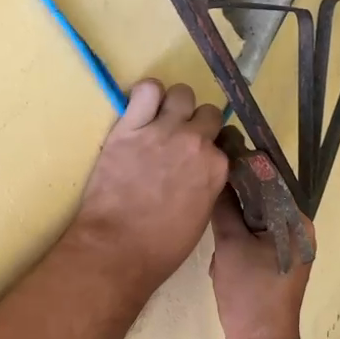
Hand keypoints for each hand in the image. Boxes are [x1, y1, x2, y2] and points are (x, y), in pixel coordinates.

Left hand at [69, 80, 226, 292]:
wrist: (116, 249)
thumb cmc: (161, 246)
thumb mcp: (201, 215)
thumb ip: (208, 182)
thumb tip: (202, 168)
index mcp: (217, 166)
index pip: (224, 138)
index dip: (209, 146)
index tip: (197, 154)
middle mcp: (196, 141)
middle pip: (207, 112)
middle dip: (196, 123)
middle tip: (178, 139)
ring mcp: (164, 130)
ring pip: (182, 93)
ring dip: (174, 105)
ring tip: (159, 120)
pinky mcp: (131, 126)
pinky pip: (147, 89)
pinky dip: (146, 94)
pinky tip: (140, 108)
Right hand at [210, 187, 312, 338]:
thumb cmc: (249, 294)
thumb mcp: (230, 245)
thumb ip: (224, 208)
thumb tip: (217, 176)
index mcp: (298, 222)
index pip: (269, 185)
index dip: (241, 178)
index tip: (216, 176)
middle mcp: (300, 232)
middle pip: (261, 205)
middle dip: (235, 214)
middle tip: (214, 223)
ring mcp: (291, 251)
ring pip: (255, 225)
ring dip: (233, 236)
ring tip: (220, 256)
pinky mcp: (279, 266)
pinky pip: (256, 243)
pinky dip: (238, 250)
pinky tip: (224, 267)